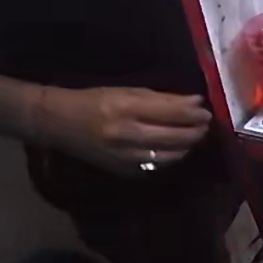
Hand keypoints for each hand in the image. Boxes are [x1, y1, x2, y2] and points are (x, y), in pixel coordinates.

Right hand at [34, 86, 212, 175]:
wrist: (56, 123)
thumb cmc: (95, 100)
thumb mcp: (128, 91)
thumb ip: (163, 98)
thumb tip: (196, 102)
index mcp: (127, 108)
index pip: (172, 112)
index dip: (194, 113)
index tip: (206, 110)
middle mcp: (125, 134)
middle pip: (174, 137)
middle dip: (195, 131)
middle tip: (205, 124)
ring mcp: (122, 156)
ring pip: (168, 156)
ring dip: (186, 146)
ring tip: (194, 136)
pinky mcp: (119, 170)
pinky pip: (154, 166)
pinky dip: (169, 158)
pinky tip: (174, 149)